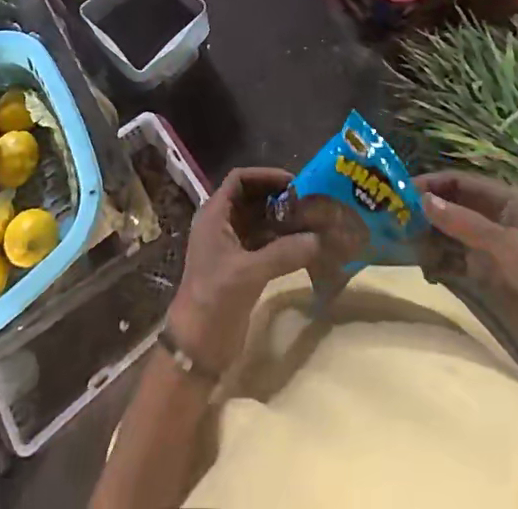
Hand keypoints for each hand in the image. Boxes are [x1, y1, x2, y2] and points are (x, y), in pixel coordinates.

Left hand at [167, 168, 320, 374]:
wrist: (197, 342)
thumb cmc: (215, 297)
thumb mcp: (250, 271)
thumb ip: (285, 252)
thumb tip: (320, 238)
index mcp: (214, 215)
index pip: (239, 180)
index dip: (265, 176)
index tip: (296, 182)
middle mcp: (221, 224)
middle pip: (252, 199)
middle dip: (279, 198)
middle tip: (312, 202)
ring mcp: (230, 246)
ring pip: (259, 221)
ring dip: (283, 220)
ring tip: (314, 222)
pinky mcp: (240, 266)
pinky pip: (264, 243)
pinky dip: (282, 241)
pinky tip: (306, 246)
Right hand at [417, 172, 517, 363]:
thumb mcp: (506, 245)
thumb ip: (463, 223)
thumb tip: (422, 199)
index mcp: (507, 202)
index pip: (461, 182)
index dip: (433, 183)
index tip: (401, 191)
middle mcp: (494, 220)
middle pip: (452, 206)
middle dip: (425, 210)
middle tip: (393, 217)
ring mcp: (489, 247)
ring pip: (449, 233)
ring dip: (427, 236)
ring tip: (402, 243)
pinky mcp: (485, 274)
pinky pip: (452, 260)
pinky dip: (436, 261)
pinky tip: (424, 268)